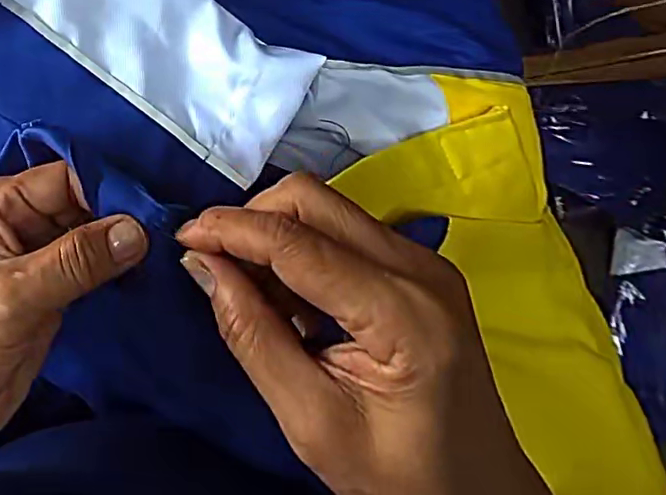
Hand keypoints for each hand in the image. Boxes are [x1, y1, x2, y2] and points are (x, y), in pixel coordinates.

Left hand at [0, 161, 147, 494]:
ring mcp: (42, 259)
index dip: (108, 186)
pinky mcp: (57, 292)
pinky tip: (147, 272)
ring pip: (96, 236)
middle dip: (123, 215)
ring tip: (163, 249)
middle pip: (88, 203)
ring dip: (126, 244)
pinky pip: (97, 269)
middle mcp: (24, 224)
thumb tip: (135, 230)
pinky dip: (121, 270)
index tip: (147, 204)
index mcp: (2, 205)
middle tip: (164, 228)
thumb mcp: (12, 295)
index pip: (68, 176)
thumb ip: (76, 260)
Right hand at [176, 174, 548, 494]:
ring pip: (327, 205)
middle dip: (254, 217)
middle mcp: (417, 265)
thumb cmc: (402, 478)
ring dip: (275, 230)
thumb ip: (255, 339)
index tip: (186, 234)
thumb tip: (205, 266)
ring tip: (248, 284)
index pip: (300, 243)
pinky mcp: (417, 261)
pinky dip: (302, 244)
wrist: (480, 491)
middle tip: (214, 258)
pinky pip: (344, 227)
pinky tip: (287, 292)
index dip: (235, 229)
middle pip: (315, 200)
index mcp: (402, 311)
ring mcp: (422, 257)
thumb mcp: (315, 425)